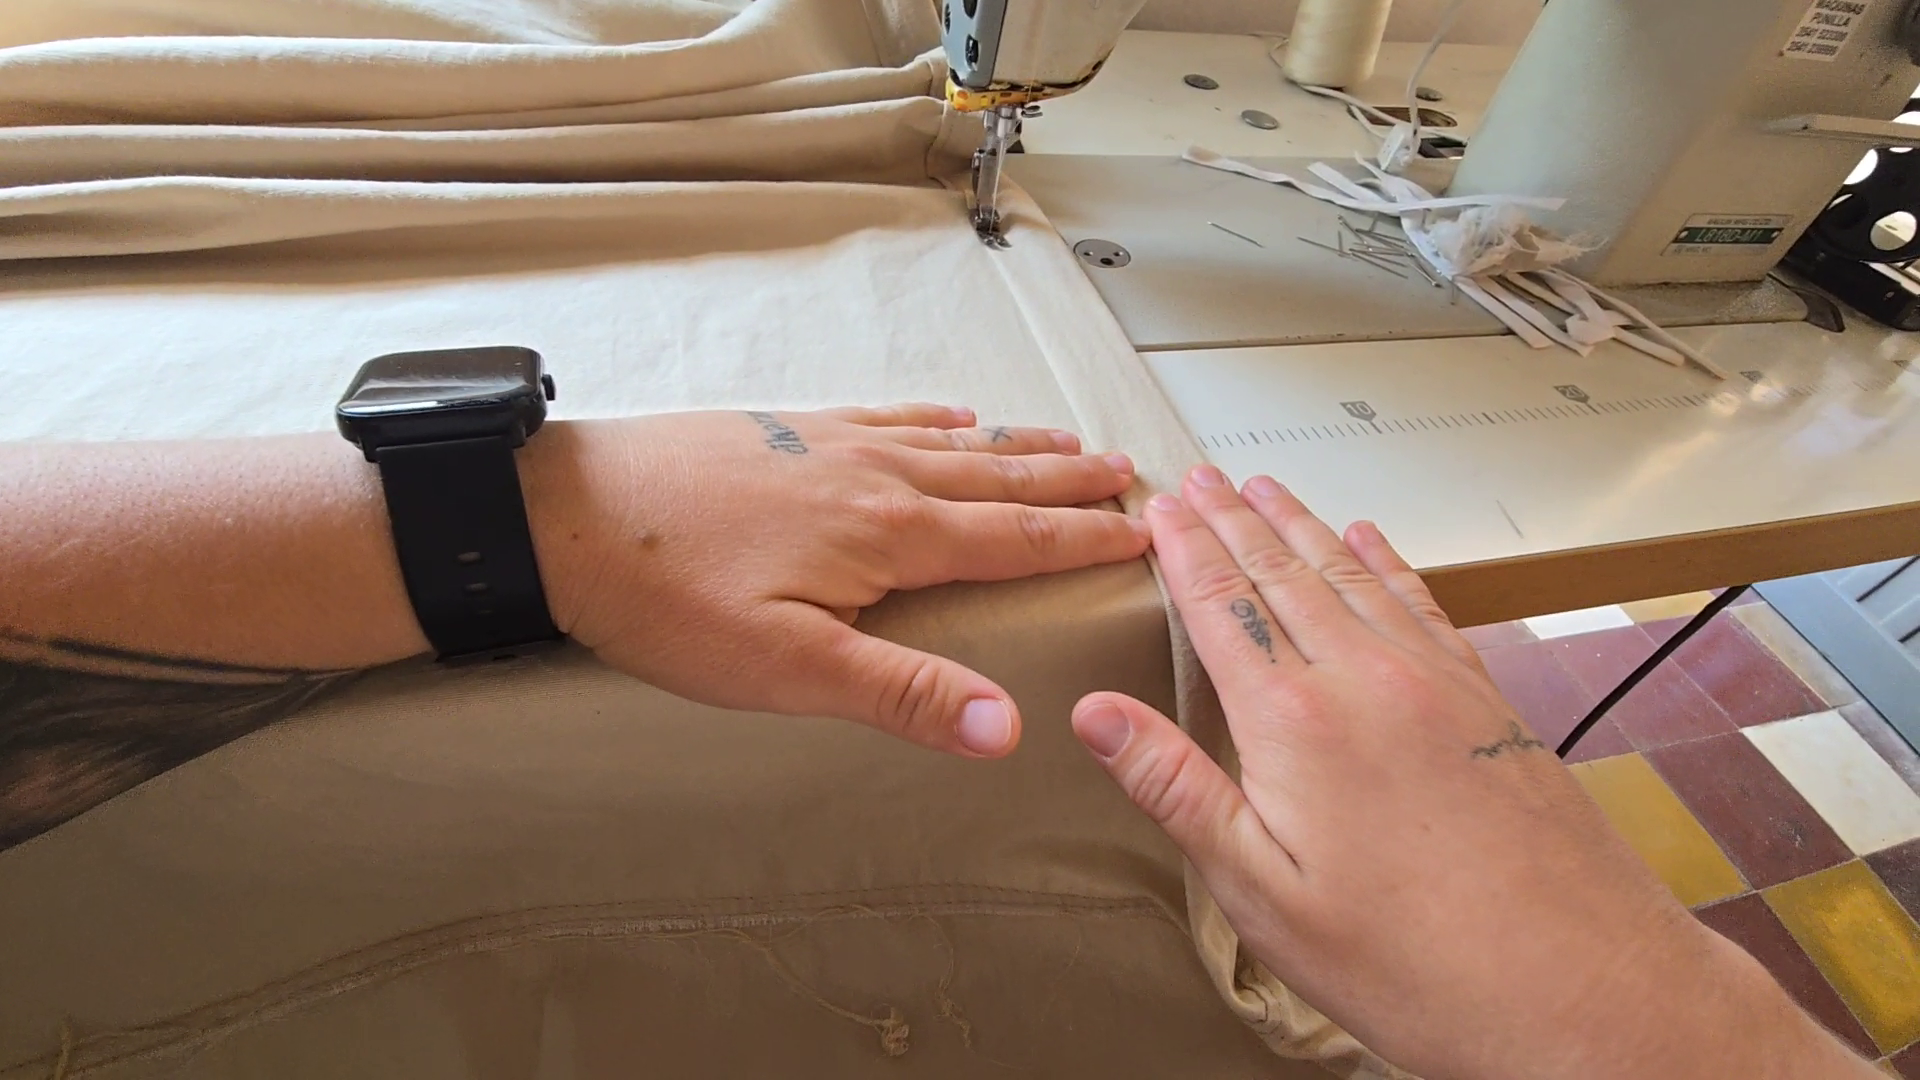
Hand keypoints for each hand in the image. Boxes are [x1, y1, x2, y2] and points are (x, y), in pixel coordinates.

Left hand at [520, 403, 1145, 757]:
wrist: (566, 513)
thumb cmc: (671, 596)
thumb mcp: (787, 668)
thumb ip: (902, 693)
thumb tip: (1007, 728)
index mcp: (890, 535)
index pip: (1016, 539)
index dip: (1084, 541)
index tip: (1139, 533)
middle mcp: (878, 476)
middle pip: (999, 481)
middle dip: (1070, 483)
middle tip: (1125, 473)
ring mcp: (835, 443)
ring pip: (954, 444)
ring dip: (1019, 448)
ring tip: (1067, 443)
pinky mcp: (794, 429)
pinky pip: (890, 416)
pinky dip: (938, 418)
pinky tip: (955, 414)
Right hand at [1067, 467, 1873, 1079]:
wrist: (1593, 1000)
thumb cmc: (1405, 956)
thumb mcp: (1257, 887)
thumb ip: (1171, 785)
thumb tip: (1092, 713)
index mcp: (1292, 717)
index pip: (1220, 604)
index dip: (1184, 549)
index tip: (1160, 508)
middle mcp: (1360, 675)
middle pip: (1278, 570)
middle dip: (1231, 517)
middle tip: (1201, 476)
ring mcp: (1430, 678)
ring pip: (1345, 571)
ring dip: (1297, 522)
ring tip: (1264, 485)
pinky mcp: (1482, 697)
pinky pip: (1420, 602)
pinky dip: (1384, 559)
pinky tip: (1369, 534)